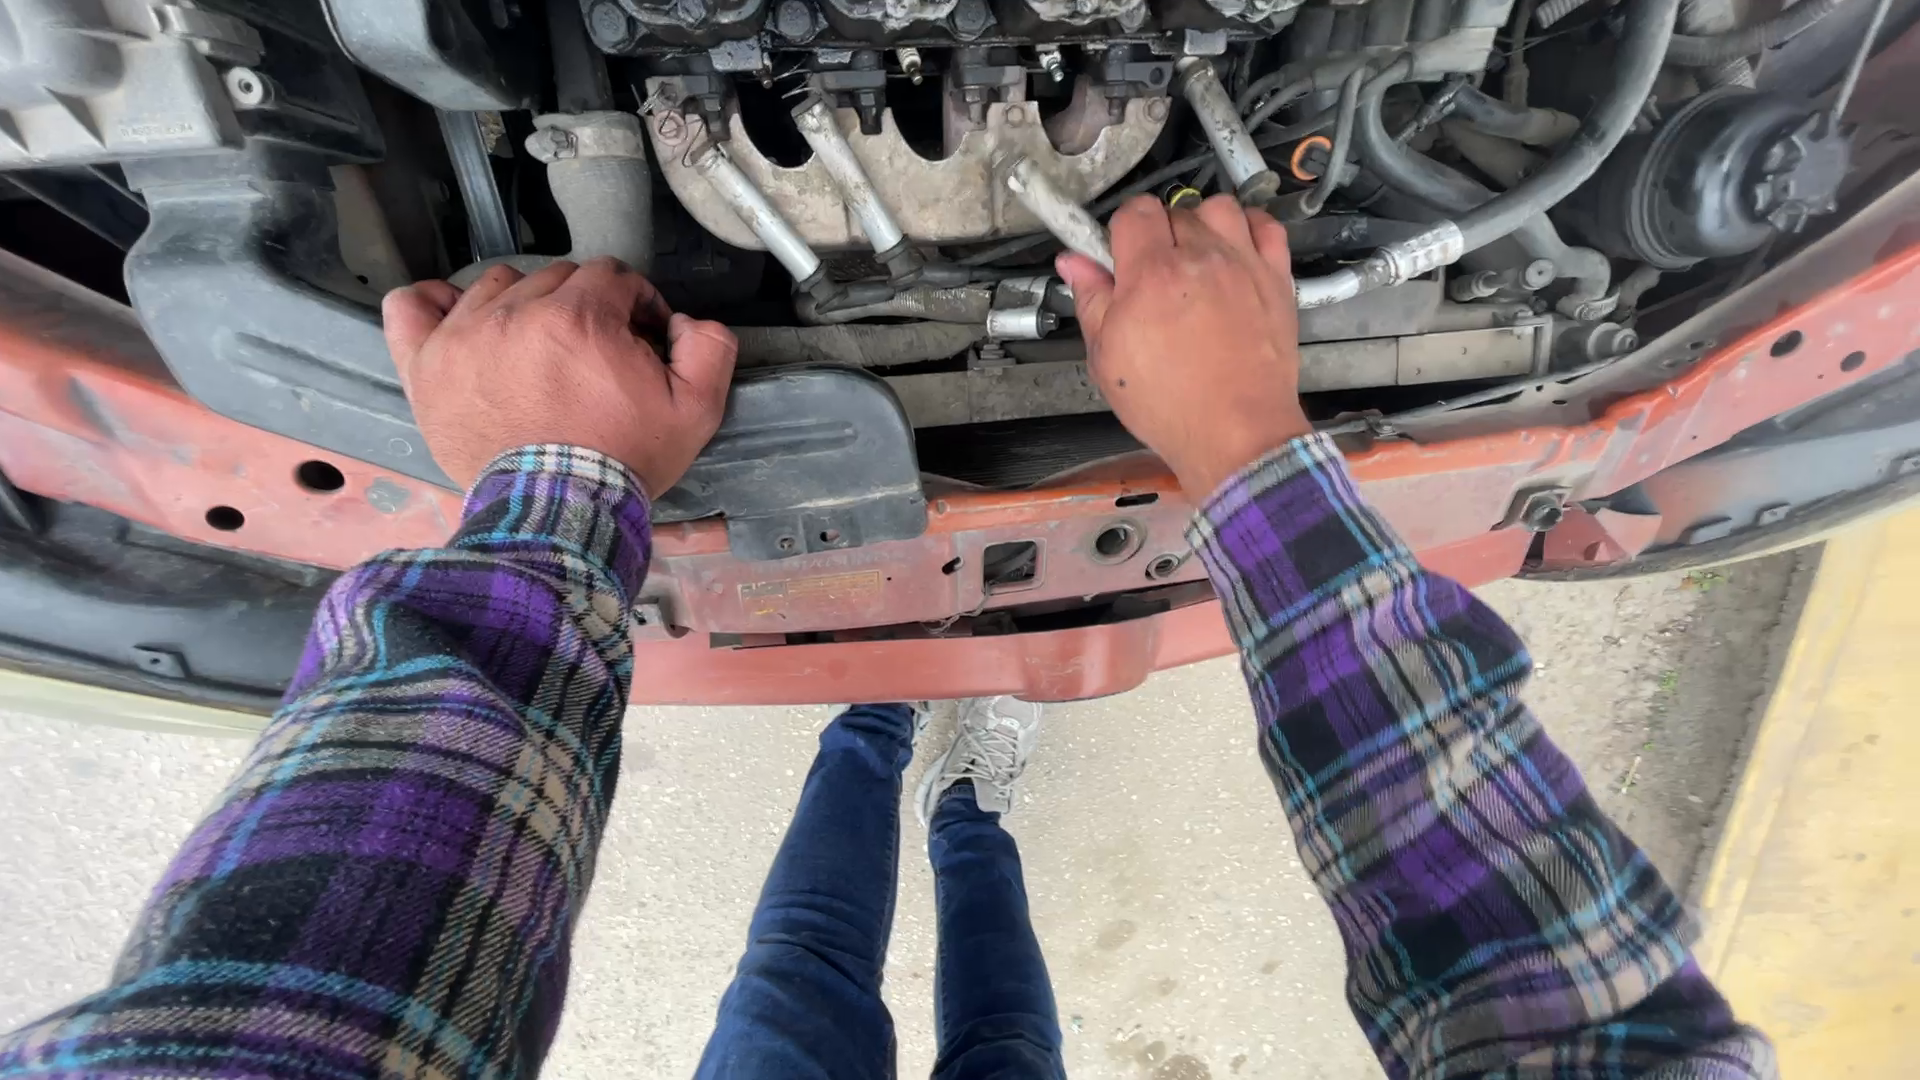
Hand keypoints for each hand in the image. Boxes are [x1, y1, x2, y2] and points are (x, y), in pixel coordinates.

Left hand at [383, 257, 737, 494]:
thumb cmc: (626, 458)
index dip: (637, 303)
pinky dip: (439, 304)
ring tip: (543, 349)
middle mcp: (517, 312)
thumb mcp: (696, 412)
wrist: (560, 510)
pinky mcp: (425, 364)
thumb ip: (708, 349)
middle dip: (588, 307)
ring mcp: (463, 334)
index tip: (643, 338)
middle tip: (600, 354)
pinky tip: (466, 324)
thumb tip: (686, 320)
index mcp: (582, 317)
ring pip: (499, 285)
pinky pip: (415, 304)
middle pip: (559, 278)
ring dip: (528, 305)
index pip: (614, 276)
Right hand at [1055, 194, 1311, 499]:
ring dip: (1201, 226)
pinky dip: (1247, 230)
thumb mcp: (1107, 358)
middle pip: (1173, 210)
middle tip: (1150, 276)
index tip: (1117, 255)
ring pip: (1219, 208)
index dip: (1119, 233)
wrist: (1234, 433)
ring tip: (1193, 262)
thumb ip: (1091, 301)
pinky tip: (1232, 256)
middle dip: (1157, 237)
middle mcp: (1201, 258)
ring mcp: (1243, 265)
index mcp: (1151, 276)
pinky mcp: (1275, 280)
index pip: (1133, 213)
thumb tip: (1074, 264)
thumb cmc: (1171, 406)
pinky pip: (1266, 226)